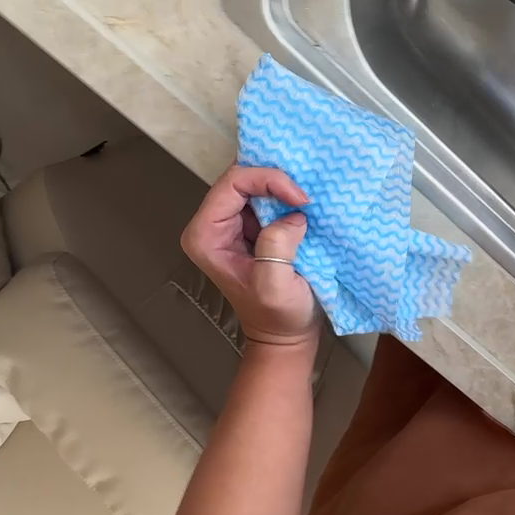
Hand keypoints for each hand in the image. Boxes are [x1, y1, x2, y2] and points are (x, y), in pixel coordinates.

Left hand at [179, 166, 320, 347]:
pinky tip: (305, 203)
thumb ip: (276, 248)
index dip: (267, 180)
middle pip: (240, 179)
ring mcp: (232, 225)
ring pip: (253, 184)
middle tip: (306, 194)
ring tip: (308, 195)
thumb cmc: (278, 316)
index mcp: (207, 236)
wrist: (286, 336)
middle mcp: (213, 225)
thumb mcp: (275, 286)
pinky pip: (266, 197)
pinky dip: (286, 195)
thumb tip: (292, 216)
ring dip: (282, 186)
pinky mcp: (252, 228)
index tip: (300, 200)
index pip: (232, 184)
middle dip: (274, 178)